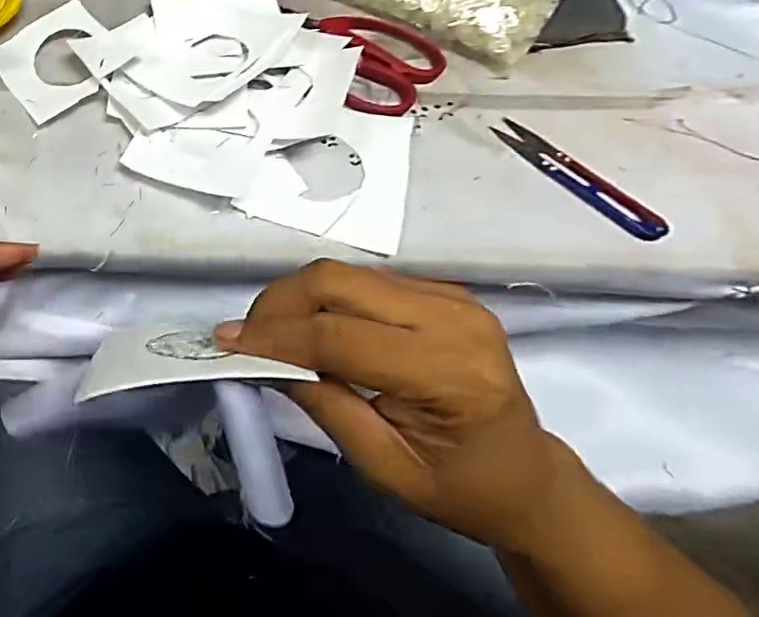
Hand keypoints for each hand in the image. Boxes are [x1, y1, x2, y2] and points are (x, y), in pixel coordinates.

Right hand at [216, 259, 584, 553]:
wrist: (529, 477)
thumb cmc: (461, 487)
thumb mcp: (385, 466)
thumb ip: (323, 405)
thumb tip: (262, 360)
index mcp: (450, 373)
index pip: (339, 336)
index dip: (276, 336)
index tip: (228, 341)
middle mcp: (453, 320)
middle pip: (337, 282)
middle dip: (279, 303)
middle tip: (248, 334)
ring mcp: (450, 297)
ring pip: (344, 272)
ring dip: (296, 296)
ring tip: (272, 330)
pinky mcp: (440, 289)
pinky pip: (362, 278)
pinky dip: (323, 295)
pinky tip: (311, 323)